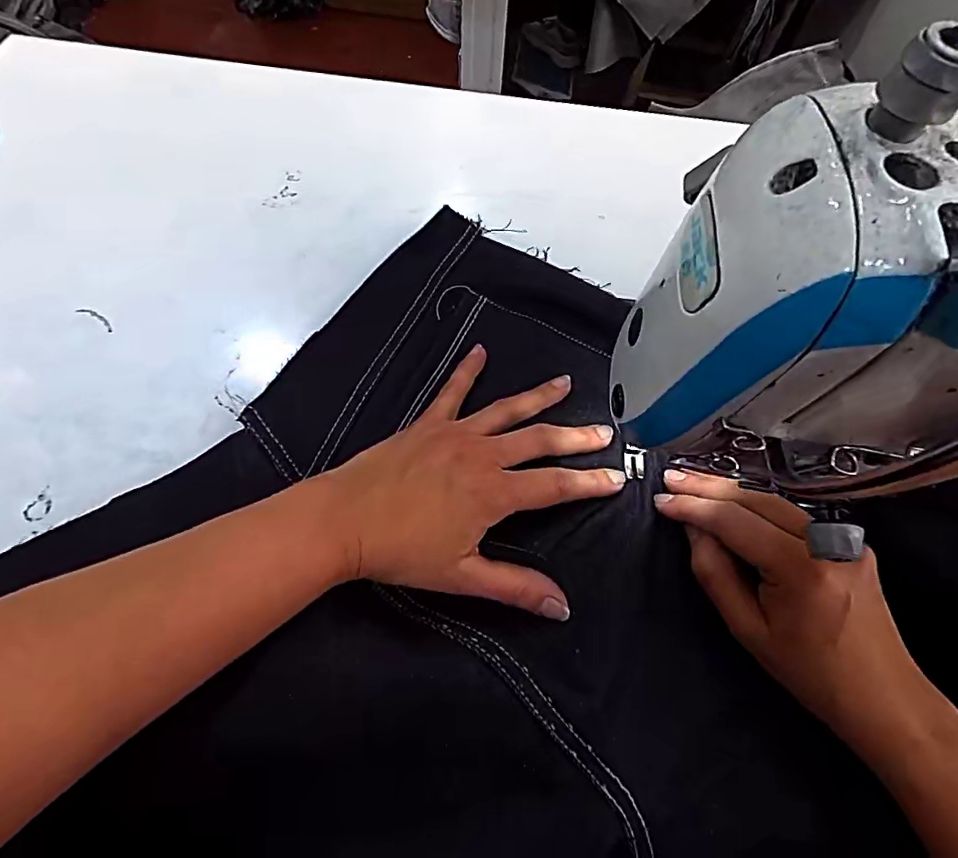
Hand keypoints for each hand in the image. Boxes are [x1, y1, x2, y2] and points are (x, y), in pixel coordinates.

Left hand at [308, 345, 622, 619]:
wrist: (341, 521)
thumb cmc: (399, 551)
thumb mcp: (462, 576)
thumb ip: (515, 587)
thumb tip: (559, 606)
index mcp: (495, 492)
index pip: (556, 486)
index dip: (590, 482)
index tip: (616, 477)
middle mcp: (483, 455)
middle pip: (541, 441)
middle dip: (577, 437)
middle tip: (604, 431)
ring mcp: (456, 433)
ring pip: (508, 410)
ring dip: (540, 396)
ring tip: (565, 383)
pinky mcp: (429, 424)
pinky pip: (453, 391)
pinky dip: (467, 371)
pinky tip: (479, 351)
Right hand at [652, 470, 928, 738]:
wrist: (884, 696)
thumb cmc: (812, 675)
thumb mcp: (750, 632)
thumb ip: (716, 575)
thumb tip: (694, 530)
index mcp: (800, 566)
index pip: (734, 521)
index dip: (694, 507)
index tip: (662, 500)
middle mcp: (825, 539)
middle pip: (755, 499)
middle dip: (709, 487)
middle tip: (672, 478)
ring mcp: (844, 535)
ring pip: (776, 501)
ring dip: (734, 492)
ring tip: (695, 484)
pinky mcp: (851, 539)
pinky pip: (796, 516)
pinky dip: (762, 508)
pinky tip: (738, 503)